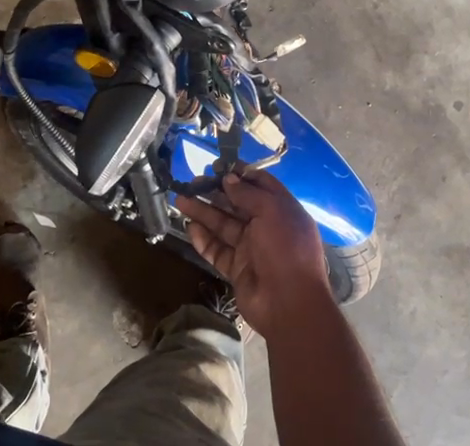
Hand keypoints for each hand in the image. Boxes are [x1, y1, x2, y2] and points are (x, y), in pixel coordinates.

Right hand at [179, 169, 333, 340]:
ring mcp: (251, 249)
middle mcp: (267, 227)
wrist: (289, 304)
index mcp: (282, 210)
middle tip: (192, 182)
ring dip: (203, 212)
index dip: (240, 173)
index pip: (261, 184)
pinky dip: (204, 239)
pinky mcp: (237, 269)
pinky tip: (190, 227)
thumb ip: (248, 193)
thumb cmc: (285, 249)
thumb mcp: (271, 211)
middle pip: (237, 204)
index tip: (217, 165)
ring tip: (180, 200)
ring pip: (223, 225)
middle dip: (215, 192)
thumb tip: (229, 178)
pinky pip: (218, 250)